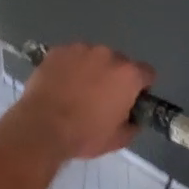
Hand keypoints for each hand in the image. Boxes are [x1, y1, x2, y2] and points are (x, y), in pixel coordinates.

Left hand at [8, 43, 156, 159]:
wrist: (42, 126)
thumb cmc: (84, 134)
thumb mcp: (118, 139)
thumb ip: (133, 124)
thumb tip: (132, 118)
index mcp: (128, 75)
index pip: (147, 73)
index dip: (141, 87)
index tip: (131, 100)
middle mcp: (107, 54)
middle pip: (119, 62)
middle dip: (114, 77)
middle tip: (101, 97)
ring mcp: (81, 49)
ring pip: (93, 57)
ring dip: (91, 69)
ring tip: (77, 90)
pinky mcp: (58, 50)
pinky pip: (71, 56)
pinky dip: (69, 66)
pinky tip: (60, 83)